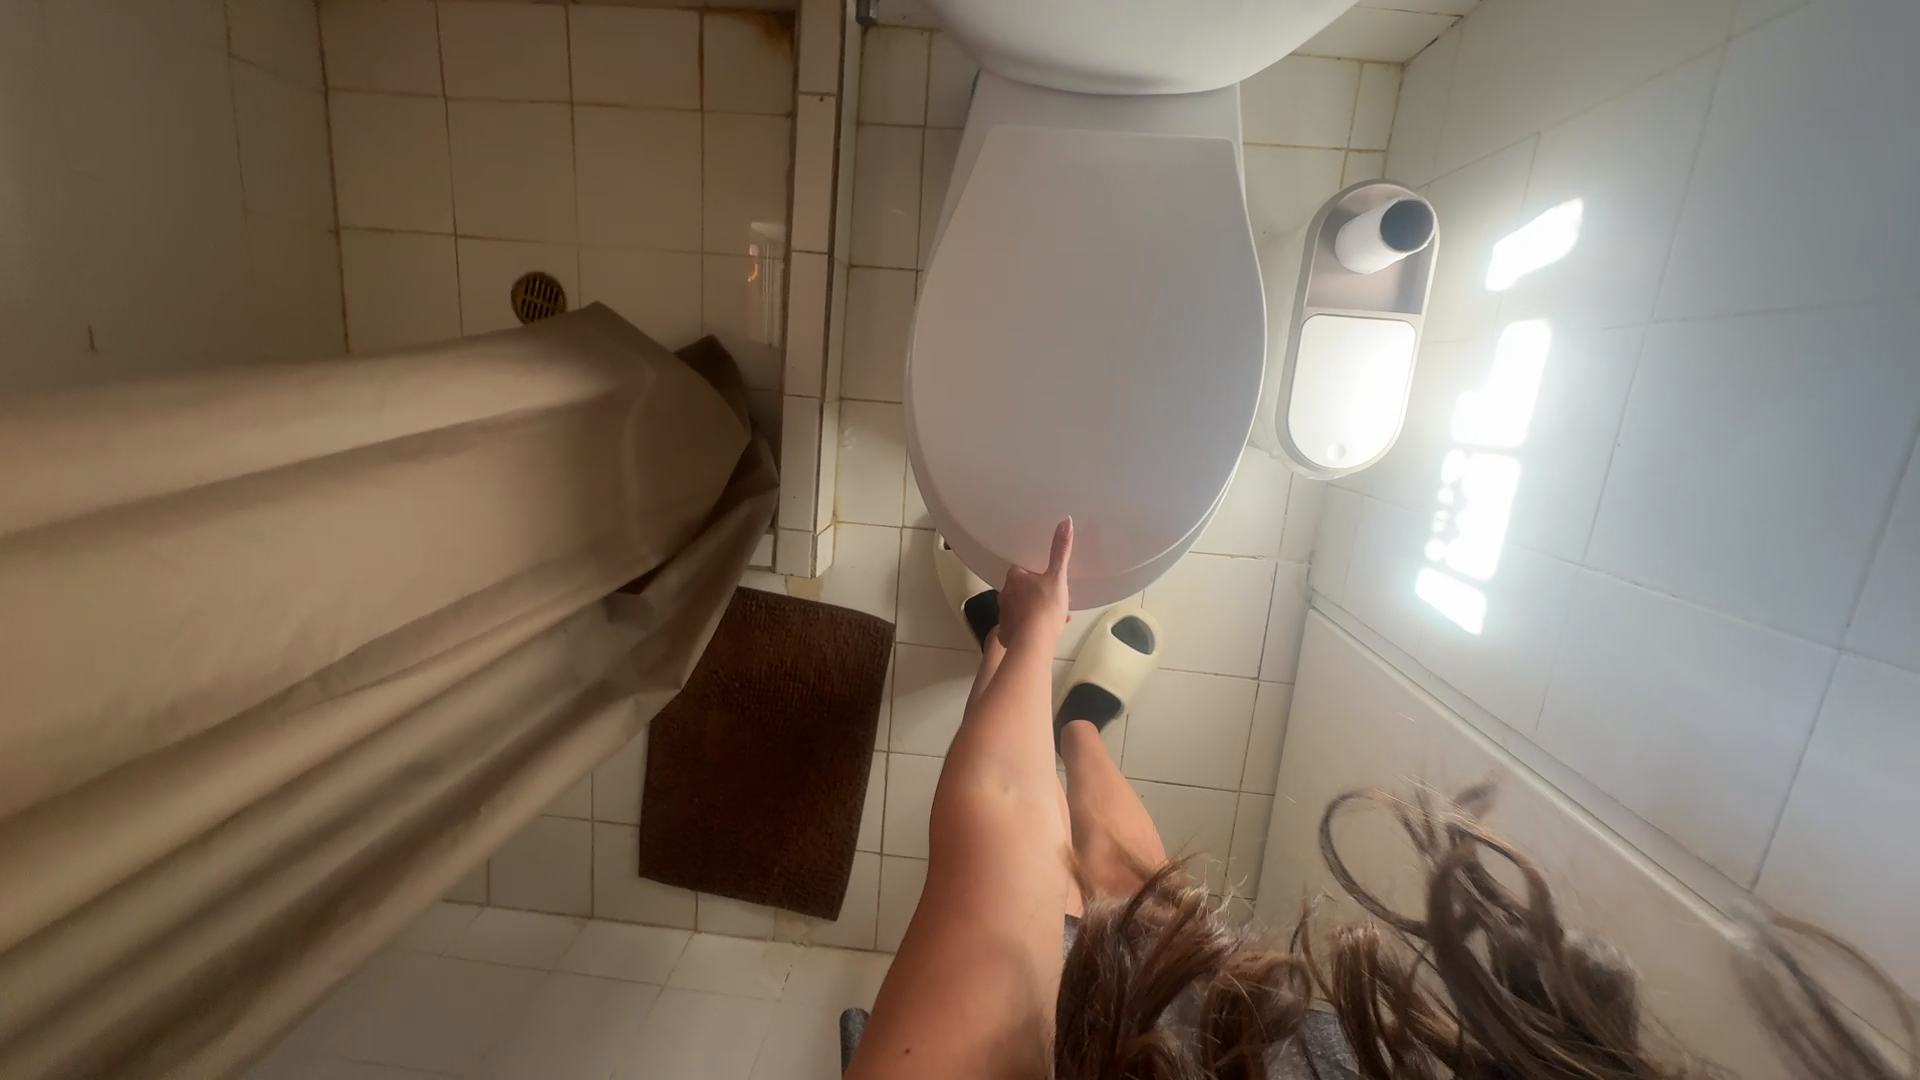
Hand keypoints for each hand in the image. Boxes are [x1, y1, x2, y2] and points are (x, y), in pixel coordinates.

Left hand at [995, 518, 1072, 651]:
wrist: (1034, 641)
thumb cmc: (1044, 607)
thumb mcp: (1057, 576)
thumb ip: (1060, 550)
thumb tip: (1065, 522)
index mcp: (1014, 578)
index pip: (1022, 570)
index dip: (1037, 574)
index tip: (1050, 579)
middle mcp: (1005, 595)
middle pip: (1023, 589)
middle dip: (1039, 592)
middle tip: (1057, 598)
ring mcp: (1005, 615)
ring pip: (1022, 608)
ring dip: (1036, 609)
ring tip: (1056, 616)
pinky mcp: (1007, 633)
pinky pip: (1020, 626)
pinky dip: (1032, 626)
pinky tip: (1045, 631)